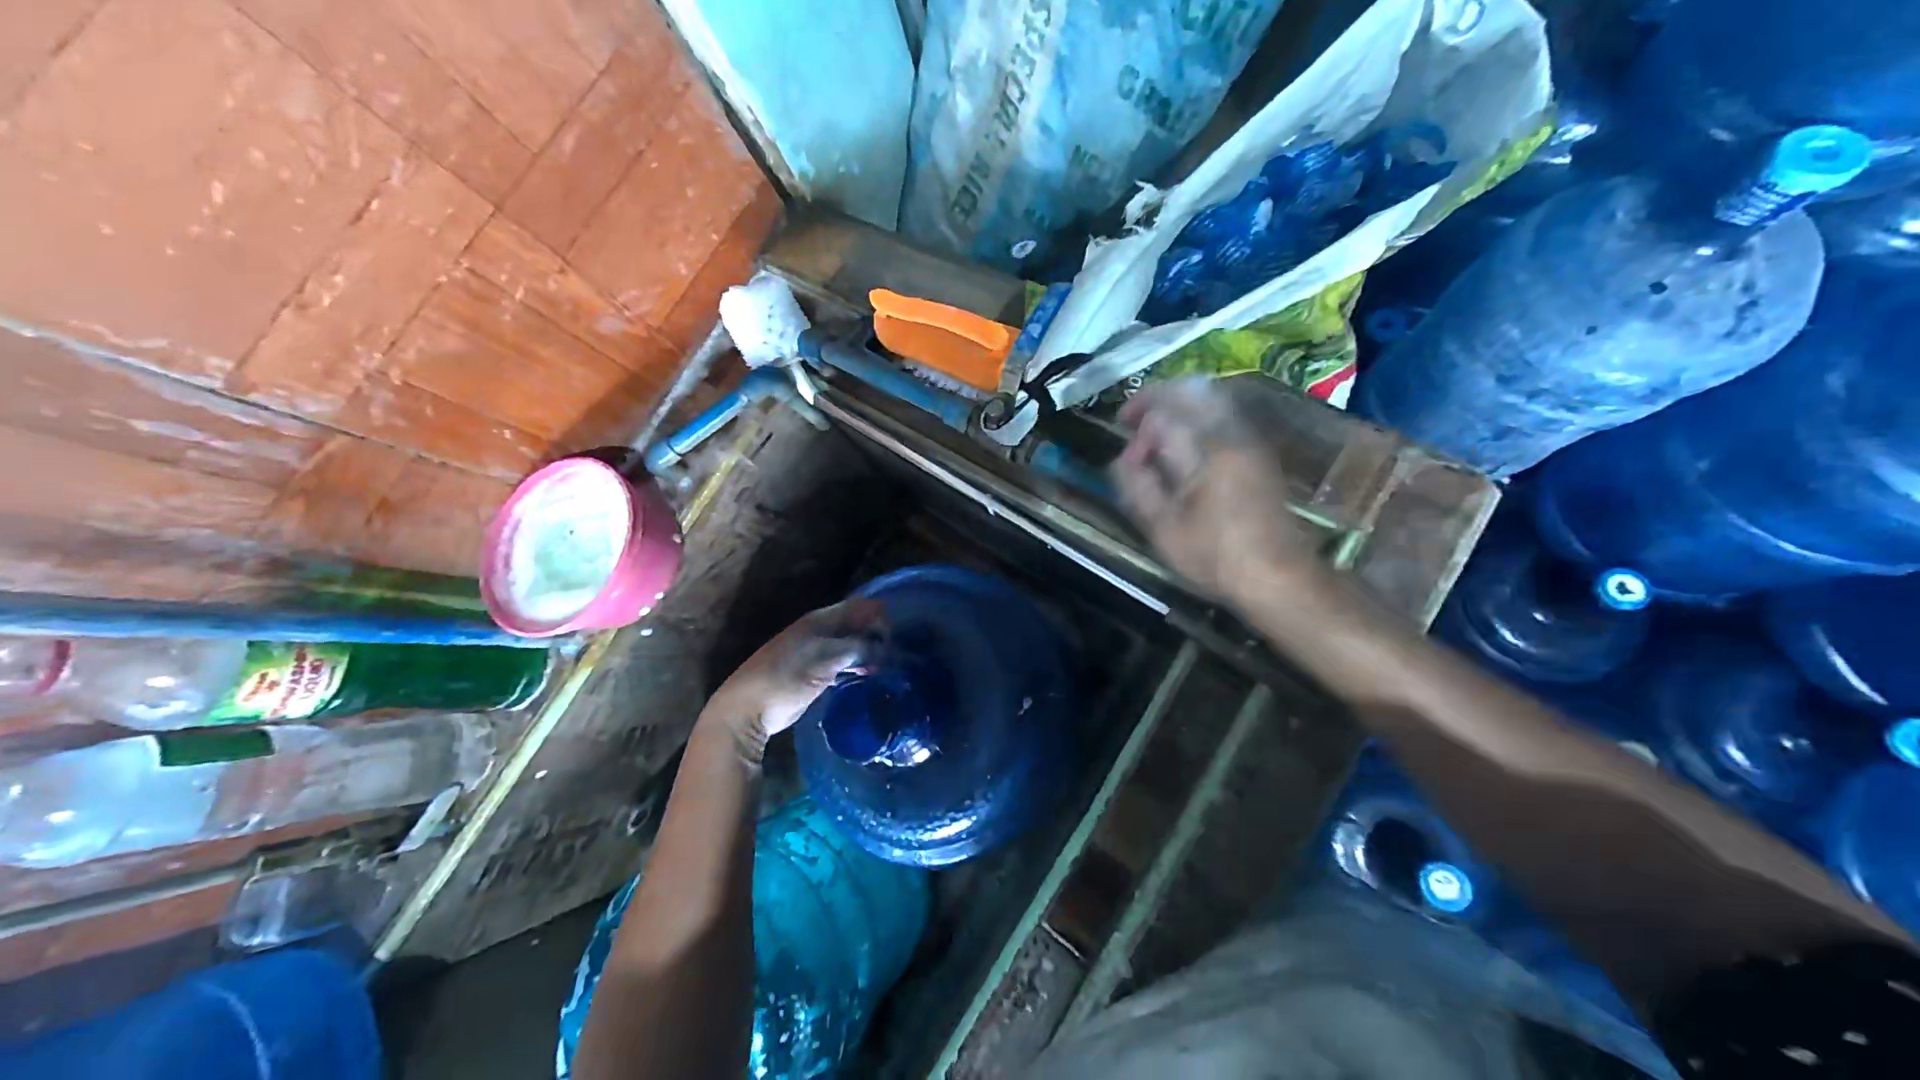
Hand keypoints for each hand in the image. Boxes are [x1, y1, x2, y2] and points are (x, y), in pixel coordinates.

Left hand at [705, 598, 883, 761]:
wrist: (747, 709)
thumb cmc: (785, 678)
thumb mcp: (826, 658)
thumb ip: (857, 648)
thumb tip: (885, 648)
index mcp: (820, 620)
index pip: (860, 606)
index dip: (880, 616)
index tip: (898, 636)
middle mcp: (820, 632)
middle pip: (857, 625)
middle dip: (878, 634)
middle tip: (900, 652)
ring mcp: (817, 653)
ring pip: (852, 645)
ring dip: (870, 652)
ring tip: (891, 666)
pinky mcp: (815, 675)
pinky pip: (845, 664)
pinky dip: (859, 667)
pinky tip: (871, 676)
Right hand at [1111, 377, 1318, 601]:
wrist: (1280, 578)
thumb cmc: (1216, 556)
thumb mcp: (1163, 528)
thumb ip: (1137, 486)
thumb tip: (1123, 458)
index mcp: (1209, 447)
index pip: (1166, 407)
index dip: (1139, 413)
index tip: (1120, 426)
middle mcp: (1234, 433)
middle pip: (1193, 390)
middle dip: (1159, 398)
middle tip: (1135, 418)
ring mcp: (1252, 443)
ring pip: (1212, 402)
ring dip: (1179, 409)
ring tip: (1155, 434)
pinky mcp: (1260, 458)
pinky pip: (1224, 419)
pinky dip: (1197, 422)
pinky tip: (1182, 450)